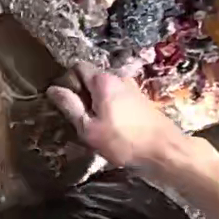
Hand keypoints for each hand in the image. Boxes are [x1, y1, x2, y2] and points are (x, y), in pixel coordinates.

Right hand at [46, 63, 188, 173]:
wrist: (165, 151)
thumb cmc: (124, 141)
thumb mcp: (89, 128)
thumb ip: (70, 106)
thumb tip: (53, 89)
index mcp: (103, 80)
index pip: (77, 67)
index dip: (68, 82)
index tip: (66, 103)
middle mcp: (119, 77)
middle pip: (92, 79)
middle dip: (83, 95)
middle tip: (80, 120)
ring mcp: (132, 87)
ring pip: (105, 90)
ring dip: (97, 104)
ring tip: (96, 127)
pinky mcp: (141, 100)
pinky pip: (117, 98)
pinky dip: (111, 109)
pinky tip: (113, 129)